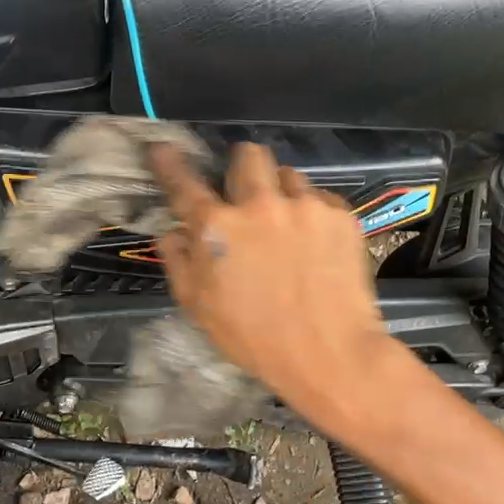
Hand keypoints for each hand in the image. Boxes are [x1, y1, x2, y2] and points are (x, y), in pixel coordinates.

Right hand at [149, 142, 414, 424]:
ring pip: (288, 175)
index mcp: (217, 227)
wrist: (331, 353)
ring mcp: (305, 206)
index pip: (184, 183)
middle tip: (244, 193)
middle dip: (242, 167)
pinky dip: (312, 215)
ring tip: (285, 226)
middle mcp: (259, 204)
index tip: (162, 150)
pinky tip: (315, 245)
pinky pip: (321, 199)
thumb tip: (173, 232)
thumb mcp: (199, 307)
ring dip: (280, 193)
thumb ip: (179, 262)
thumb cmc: (255, 338)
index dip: (169, 164)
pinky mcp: (341, 216)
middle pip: (248, 154)